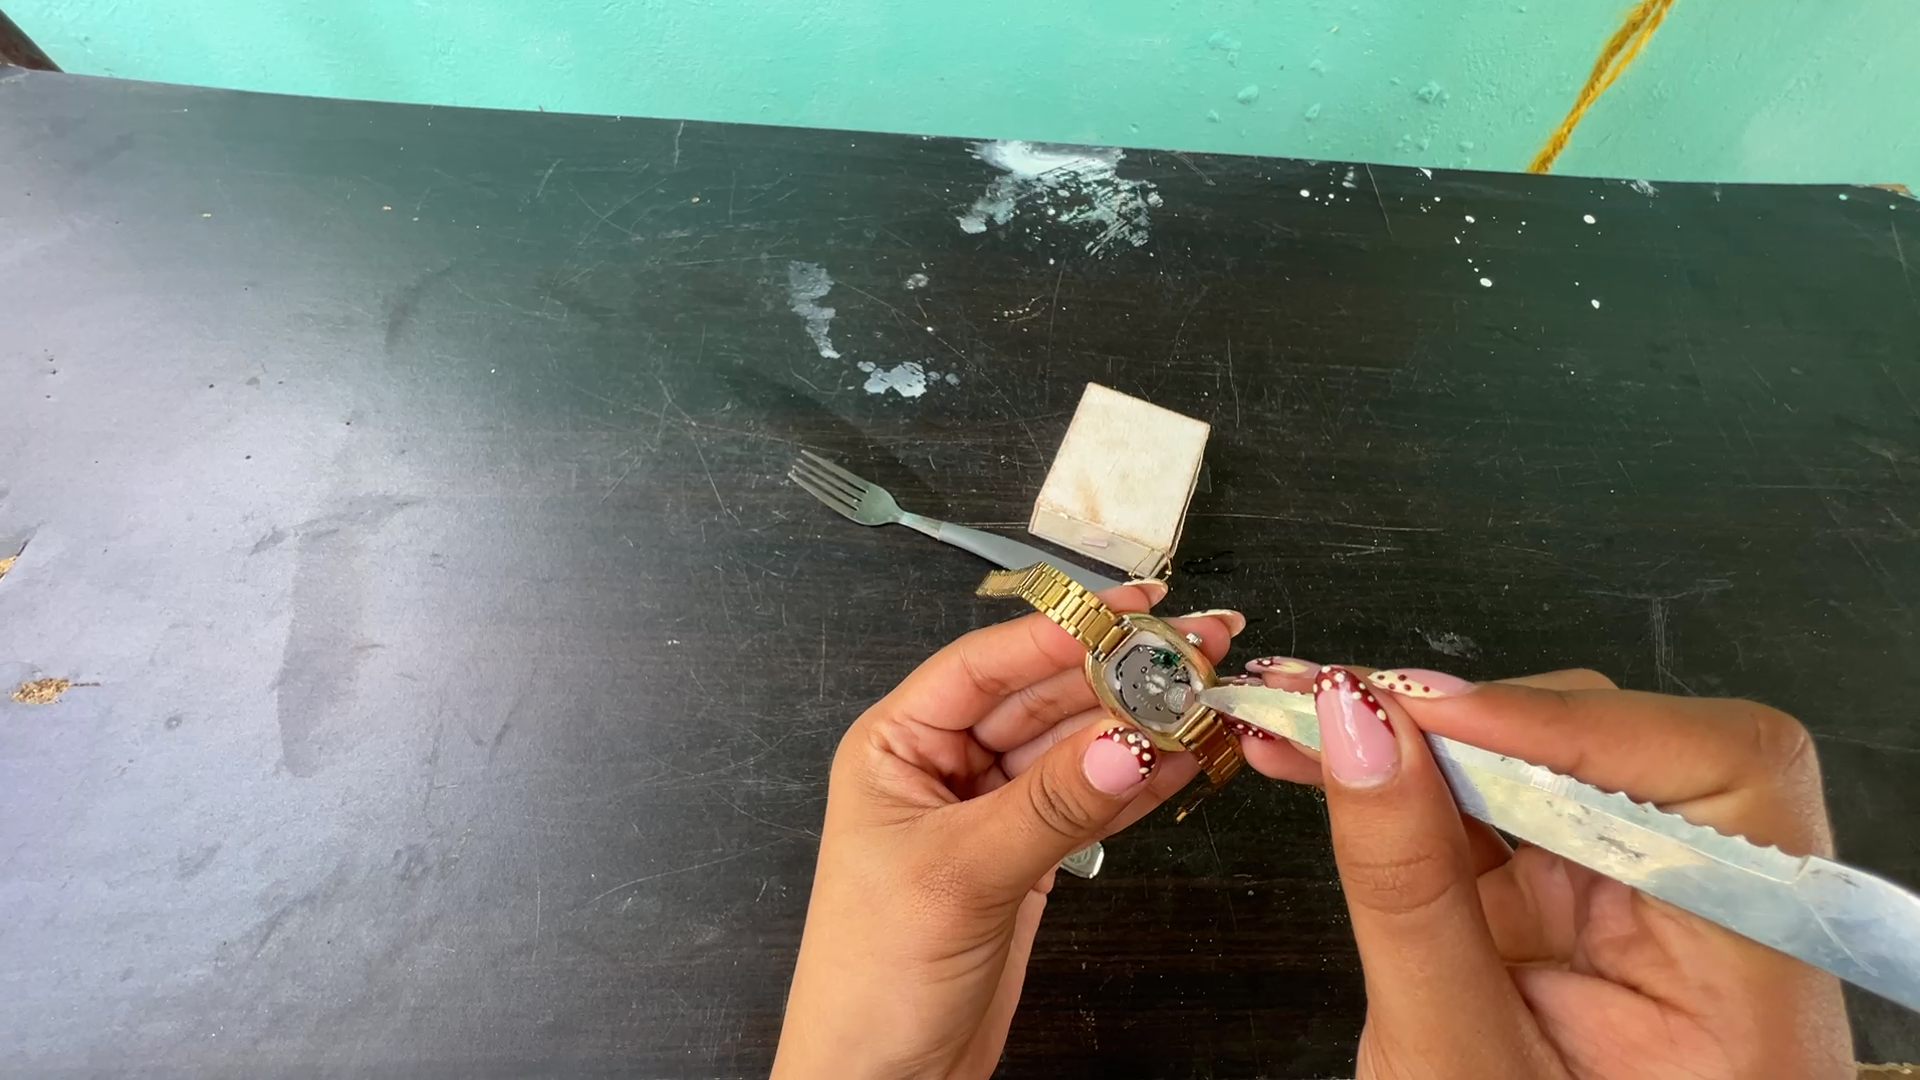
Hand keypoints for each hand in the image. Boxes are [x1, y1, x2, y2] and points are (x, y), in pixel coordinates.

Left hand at [772, 584, 1244, 1079]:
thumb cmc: (877, 973)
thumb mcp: (959, 873)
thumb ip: (1049, 806)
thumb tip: (1128, 741)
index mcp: (899, 741)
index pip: (984, 665)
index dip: (1058, 632)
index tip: (1130, 609)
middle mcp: (945, 758)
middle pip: (1039, 696)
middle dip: (1114, 671)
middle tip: (1192, 645)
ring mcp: (991, 801)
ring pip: (1071, 744)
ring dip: (1135, 721)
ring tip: (1204, 692)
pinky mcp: (1028, 844)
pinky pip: (1087, 796)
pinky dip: (1135, 777)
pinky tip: (1183, 753)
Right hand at [1232, 659, 1853, 1078]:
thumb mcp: (1444, 1059)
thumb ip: (1406, 886)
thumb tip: (1352, 717)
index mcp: (1742, 978)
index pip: (1715, 778)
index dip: (1566, 722)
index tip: (1414, 715)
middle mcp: (1694, 908)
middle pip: (1600, 740)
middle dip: (1445, 713)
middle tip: (1319, 700)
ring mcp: (1606, 888)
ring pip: (1509, 748)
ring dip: (1387, 726)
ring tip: (1276, 716)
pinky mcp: (1529, 880)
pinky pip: (1451, 786)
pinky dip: (1372, 762)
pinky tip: (1295, 754)